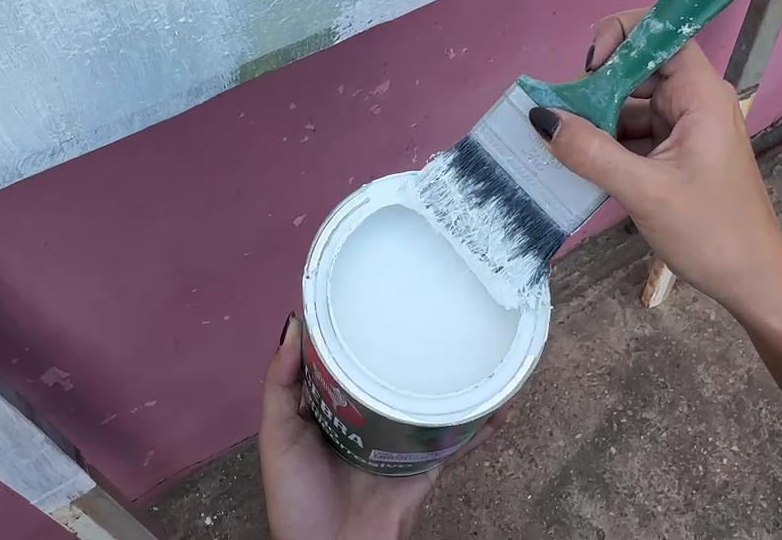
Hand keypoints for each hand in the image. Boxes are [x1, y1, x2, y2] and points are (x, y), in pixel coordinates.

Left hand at [259, 313, 501, 539]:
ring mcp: (402, 434)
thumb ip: (280, 383)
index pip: (353, 352)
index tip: (378, 285)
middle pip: (398, 368)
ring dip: (457, 372)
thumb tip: (294, 322)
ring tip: (480, 336)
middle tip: (435, 300)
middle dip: (417, 339)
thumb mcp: (278, 435)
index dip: (364, 322)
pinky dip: (482, 420)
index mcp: (337, 403)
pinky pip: (458, 436)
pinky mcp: (426, 460)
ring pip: (432, 395)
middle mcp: (373, 412)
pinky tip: (503, 398)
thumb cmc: (298, 496)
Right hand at [530, 9, 781, 318]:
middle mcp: (693, 100)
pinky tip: (579, 156)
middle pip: (639, 66)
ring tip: (562, 139)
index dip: (622, 36)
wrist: (753, 284)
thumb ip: (590, 152)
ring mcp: (684, 125)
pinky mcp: (674, 149)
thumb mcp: (645, 192)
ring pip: (630, 100)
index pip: (662, 33)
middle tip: (562, 115)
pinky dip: (605, 138)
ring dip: (596, 115)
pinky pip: (632, 128)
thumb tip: (540, 117)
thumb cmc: (712, 232)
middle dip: (598, 84)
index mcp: (701, 95)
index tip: (591, 70)